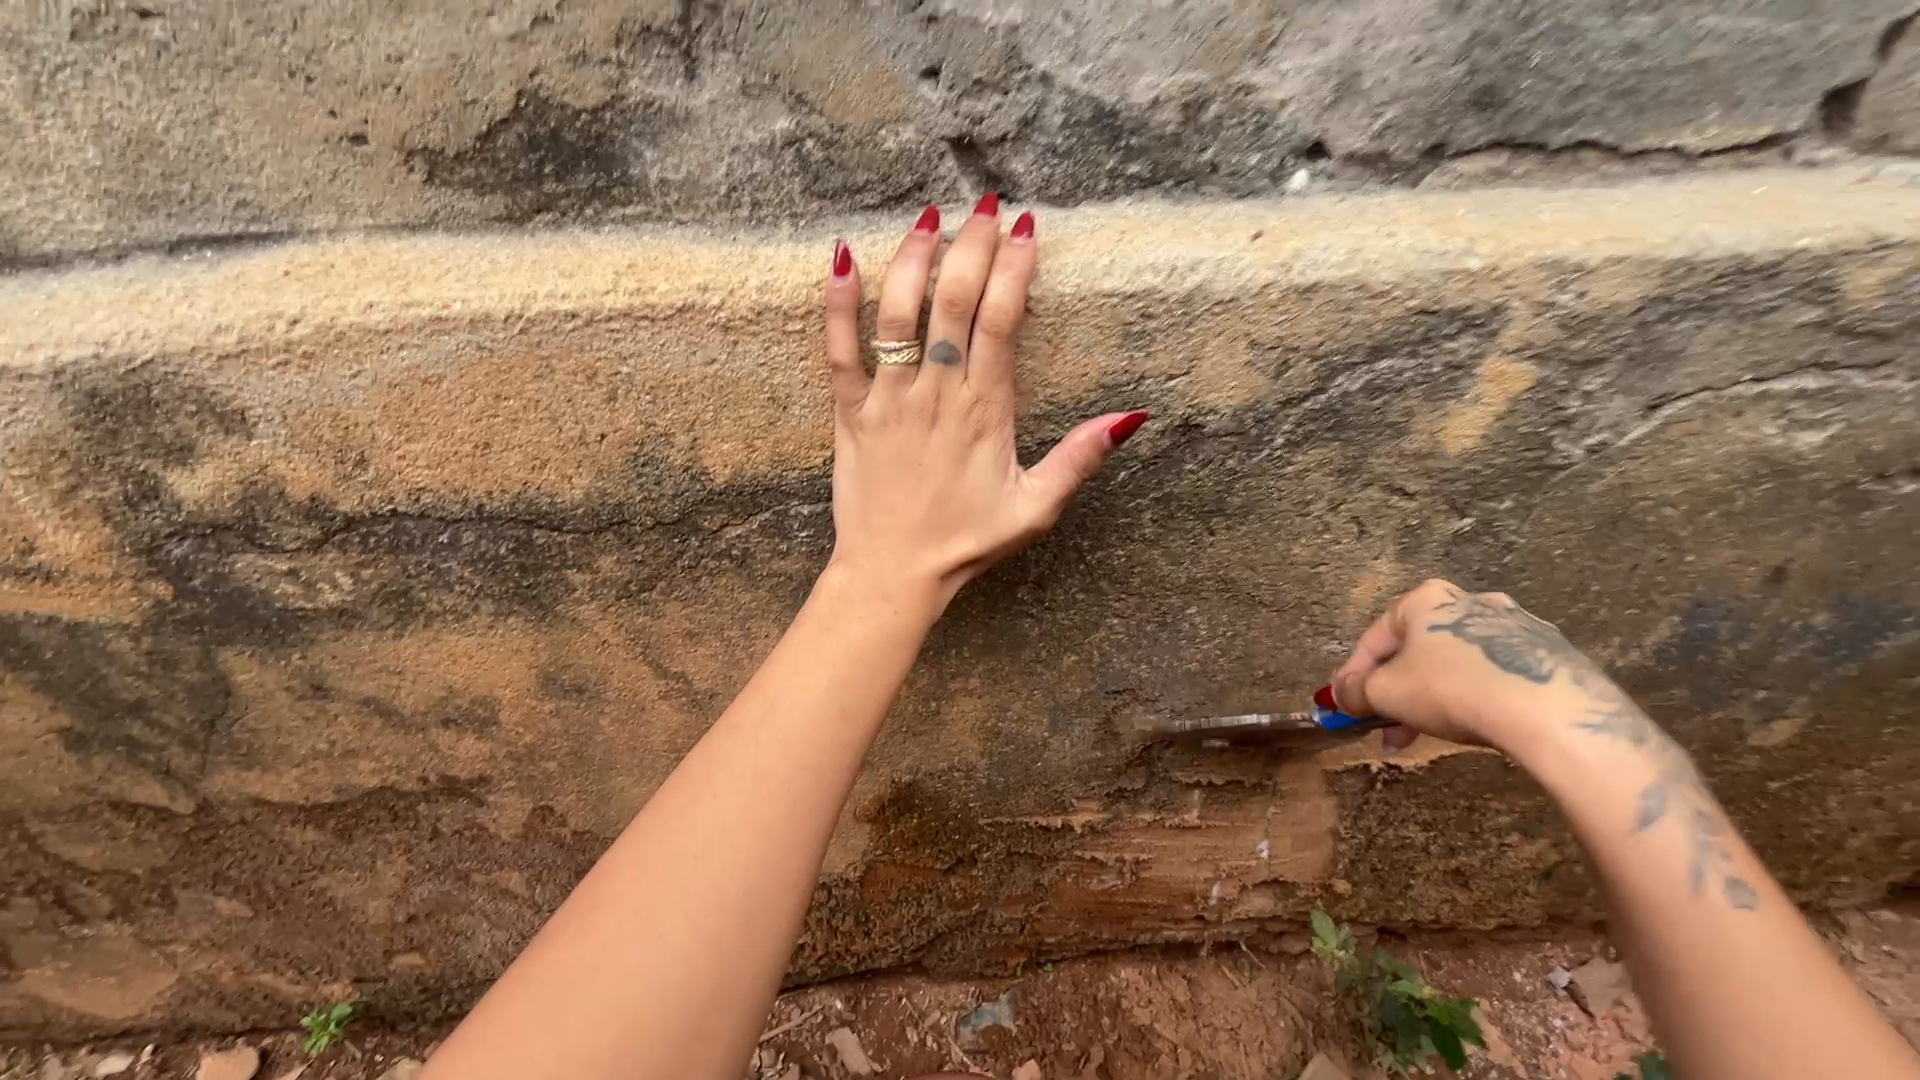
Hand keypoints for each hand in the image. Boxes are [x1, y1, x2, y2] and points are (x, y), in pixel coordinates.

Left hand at [821, 197, 1147, 606]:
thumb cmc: (966, 542)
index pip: (1001, 321)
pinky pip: (839, 350)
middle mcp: (936, 394)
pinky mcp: (850, 413)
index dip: (1014, 268)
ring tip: (930, 217)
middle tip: (985, 206)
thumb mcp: (1036, 508)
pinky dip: (838, 303)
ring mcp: (889, 400)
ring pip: (897, 313)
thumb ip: (1079, 459)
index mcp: (984, 411)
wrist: (893, 573)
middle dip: (971, 245)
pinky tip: (842, 255)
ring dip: (913, 258)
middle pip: (953, 301)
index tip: (1025, 229)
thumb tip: (1129, 416)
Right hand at [1331, 578, 1616, 754]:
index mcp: (1424, 599)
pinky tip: (1471, 726)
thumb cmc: (1451, 690)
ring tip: (1424, 737)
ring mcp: (1515, 626)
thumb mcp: (1385, 693)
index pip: (1373, 640)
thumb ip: (1354, 691)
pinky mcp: (1550, 655)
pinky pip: (1495, 677)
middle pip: (1416, 652)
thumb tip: (1339, 694)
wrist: (1550, 712)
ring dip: (1431, 699)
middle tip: (1383, 729)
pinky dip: (1474, 699)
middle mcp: (1469, 601)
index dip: (1352, 677)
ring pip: (1455, 665)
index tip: (1343, 708)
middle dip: (1394, 693)